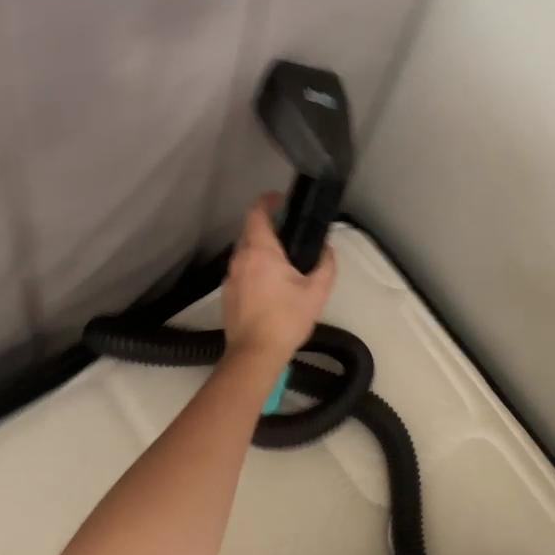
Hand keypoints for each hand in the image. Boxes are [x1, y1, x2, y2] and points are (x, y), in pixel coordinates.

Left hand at [221, 193, 336, 363]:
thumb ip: (326, 265)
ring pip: (244, 251)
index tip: (281, 199)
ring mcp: (230, 277)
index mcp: (260, 251)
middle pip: (249, 230)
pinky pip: (241, 270)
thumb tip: (327, 250)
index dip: (267, 201)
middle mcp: (240, 258)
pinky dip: (254, 266)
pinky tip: (270, 283)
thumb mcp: (316, 292)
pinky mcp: (227, 294)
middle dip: (267, 225)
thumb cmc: (286, 319)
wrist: (254, 355)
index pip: (257, 213)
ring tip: (282, 259)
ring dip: (260, 247)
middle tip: (289, 230)